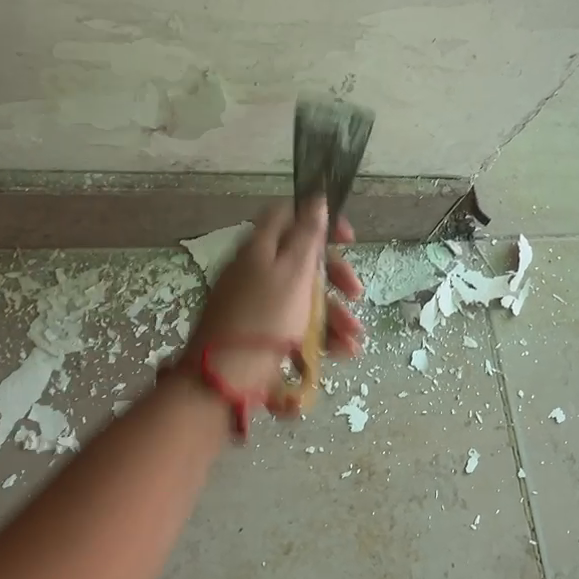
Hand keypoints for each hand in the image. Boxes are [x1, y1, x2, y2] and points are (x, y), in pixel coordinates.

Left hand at [187, 197, 363, 393]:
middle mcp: (256, 269)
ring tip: (353, 339)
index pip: (289, 215)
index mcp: (259, 247)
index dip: (320, 220)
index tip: (348, 239)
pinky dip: (319, 336)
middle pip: (302, 260)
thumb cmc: (265, 319)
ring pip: (303, 297)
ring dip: (334, 314)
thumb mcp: (293, 272)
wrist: (223, 380)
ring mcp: (256, 302)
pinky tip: (340, 352)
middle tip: (355, 293)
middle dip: (335, 277)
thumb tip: (317, 198)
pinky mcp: (259, 333)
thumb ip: (307, 235)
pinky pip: (295, 325)